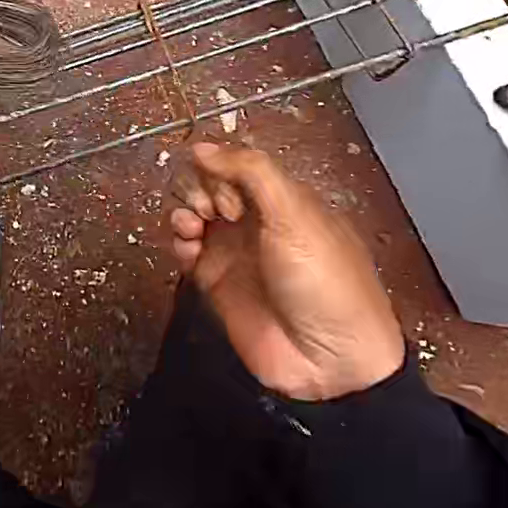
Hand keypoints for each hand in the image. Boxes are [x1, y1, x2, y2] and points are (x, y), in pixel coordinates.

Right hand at [169, 142, 405, 400]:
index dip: (222, 167)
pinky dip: (178, 240)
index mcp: (279, 197)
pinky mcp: (213, 280)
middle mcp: (252, 218)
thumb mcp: (295, 213)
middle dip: (202, 187)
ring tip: (194, 226)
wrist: (330, 361)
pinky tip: (188, 248)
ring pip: (191, 210)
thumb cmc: (323, 278)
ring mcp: (231, 248)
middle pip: (208, 182)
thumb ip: (250, 171)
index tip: (230, 190)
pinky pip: (183, 248)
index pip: (234, 162)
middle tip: (218, 213)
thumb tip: (201, 146)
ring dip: (184, 208)